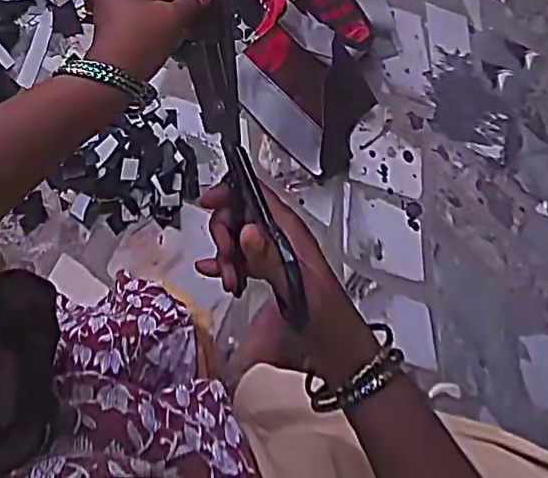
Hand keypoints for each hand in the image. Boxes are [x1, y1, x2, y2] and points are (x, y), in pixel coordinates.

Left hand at [86, 0, 209, 79]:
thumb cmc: (132, 44)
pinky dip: (157, 16)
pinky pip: (142, 9)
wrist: (115, 76)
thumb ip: (191, 2)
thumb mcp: (172, 17)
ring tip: (174, 24)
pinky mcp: (117, 22)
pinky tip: (167, 31)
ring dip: (166, 5)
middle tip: (182, 4)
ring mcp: (114, 4)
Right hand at [196, 180, 375, 380]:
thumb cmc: (329, 321)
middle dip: (224, 232)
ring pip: (236, 236)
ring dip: (224, 254)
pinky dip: (224, 263)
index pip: (256, 193)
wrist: (337, 357)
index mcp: (290, 231)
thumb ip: (269, 258)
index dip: (230, 191)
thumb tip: (247, 230)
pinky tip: (216, 271)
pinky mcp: (266, 271)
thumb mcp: (296, 287)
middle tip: (225, 257)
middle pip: (240, 214)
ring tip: (229, 277)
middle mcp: (280, 237)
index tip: (210, 202)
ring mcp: (272, 254)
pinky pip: (238, 257)